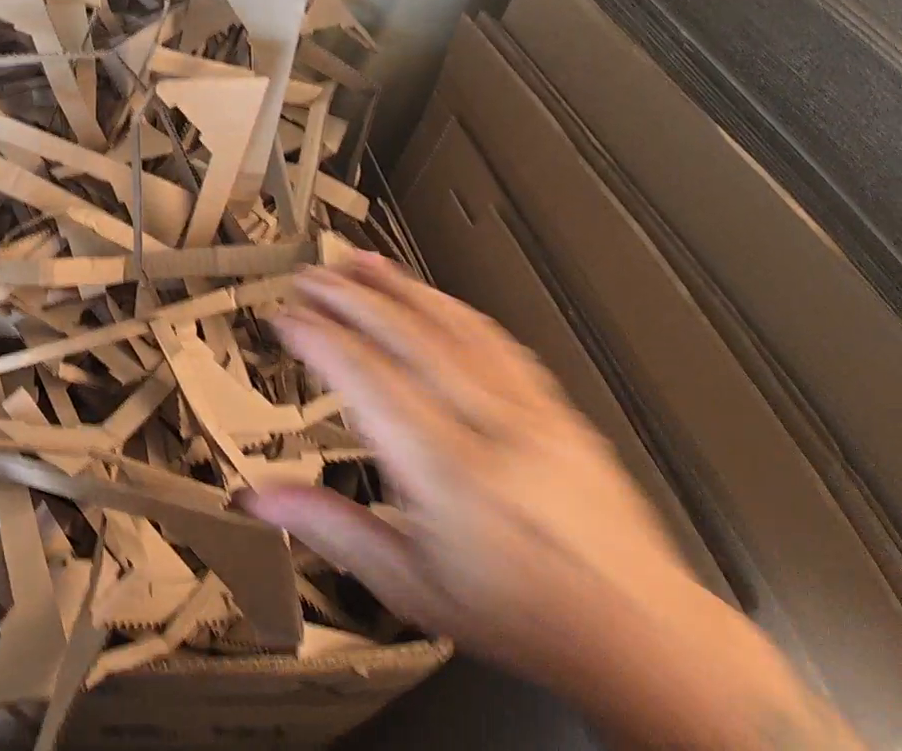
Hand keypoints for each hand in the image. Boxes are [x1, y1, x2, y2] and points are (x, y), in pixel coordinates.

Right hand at [238, 251, 859, 748]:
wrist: (642, 638)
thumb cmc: (524, 616)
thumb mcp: (407, 583)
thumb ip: (329, 527)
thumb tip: (259, 498)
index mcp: (450, 473)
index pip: (370, 381)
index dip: (321, 340)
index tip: (287, 319)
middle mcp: (496, 434)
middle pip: (413, 339)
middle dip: (354, 298)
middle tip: (311, 276)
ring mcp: (536, 418)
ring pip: (461, 332)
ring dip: (405, 289)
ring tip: (364, 264)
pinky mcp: (562, 417)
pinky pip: (502, 347)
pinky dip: (458, 313)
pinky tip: (437, 301)